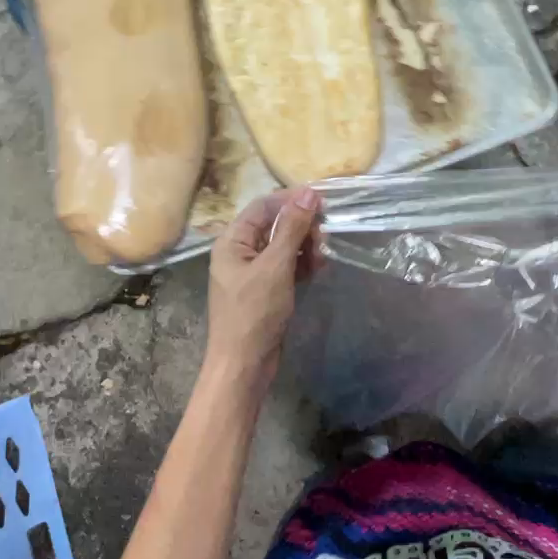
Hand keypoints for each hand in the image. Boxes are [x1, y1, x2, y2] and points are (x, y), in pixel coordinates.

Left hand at [205, 187, 323, 389]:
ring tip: (323, 256)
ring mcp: (254, 272)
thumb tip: (308, 192)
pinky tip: (319, 267)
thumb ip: (292, 228)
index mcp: (233, 241)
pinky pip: (287, 265)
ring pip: (284, 245)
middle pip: (275, 224)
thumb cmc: (254, 313)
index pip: (263, 206)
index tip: (322, 200)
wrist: (244, 366)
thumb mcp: (275, 266)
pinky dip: (303, 263)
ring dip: (305, 245)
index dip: (291, 200)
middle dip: (302, 225)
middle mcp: (240, 252)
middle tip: (325, 236)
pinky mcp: (267, 289)